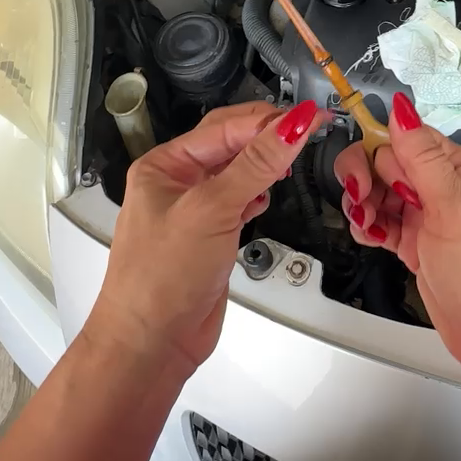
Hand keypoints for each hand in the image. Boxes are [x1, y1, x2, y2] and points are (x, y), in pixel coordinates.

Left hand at [88, 100, 324, 373]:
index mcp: (164, 165)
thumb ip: (257, 164)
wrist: (150, 344)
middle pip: (232, 144)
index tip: (308, 116)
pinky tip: (268, 195)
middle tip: (310, 129)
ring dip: (265, 163)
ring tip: (294, 158)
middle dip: (269, 136)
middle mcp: (177, 182)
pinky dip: (258, 193)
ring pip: (238, 171)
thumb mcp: (213, 209)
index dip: (269, 120)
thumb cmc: (159, 279)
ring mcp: (194, 210)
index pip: (225, 127)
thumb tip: (292, 126)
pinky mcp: (210, 235)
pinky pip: (239, 200)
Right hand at [333, 91, 460, 381]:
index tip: (367, 180)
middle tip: (365, 206)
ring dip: (362, 205)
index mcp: (454, 168)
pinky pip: (378, 220)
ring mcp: (424, 214)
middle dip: (364, 181)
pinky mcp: (413, 241)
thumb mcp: (454, 210)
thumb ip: (423, 159)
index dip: (378, 153)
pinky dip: (367, 227)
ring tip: (369, 227)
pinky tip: (371, 238)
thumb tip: (401, 109)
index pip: (403, 138)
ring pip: (375, 190)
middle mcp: (438, 186)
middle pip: (382, 162)